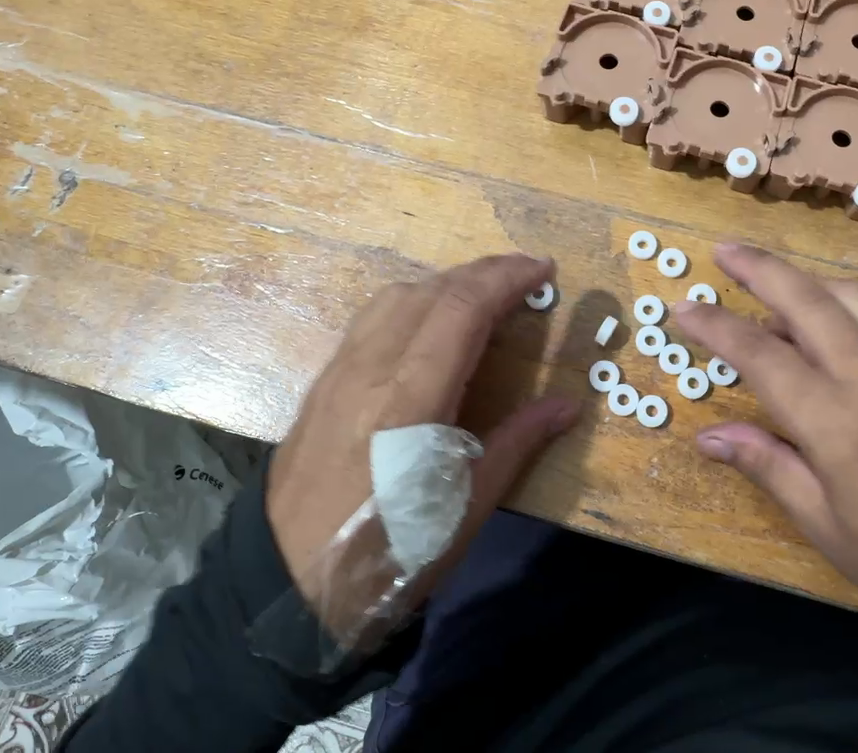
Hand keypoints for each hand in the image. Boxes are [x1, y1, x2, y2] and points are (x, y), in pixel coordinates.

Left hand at [266, 254, 579, 642]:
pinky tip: (432, 324)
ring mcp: (339, 371)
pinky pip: (372, 318)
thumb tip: (568, 404)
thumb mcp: (466, 508)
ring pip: (396, 296)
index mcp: (410, 399)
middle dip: (484, 272)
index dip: (506, 278)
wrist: (288, 586)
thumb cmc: (390, 552)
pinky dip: (414, 301)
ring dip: (447, 282)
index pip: (461, 308)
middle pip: (430, 290)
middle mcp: (370, 369)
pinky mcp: (322, 383)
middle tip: (527, 277)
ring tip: (485, 294)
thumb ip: (517, 443)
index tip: (545, 270)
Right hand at [675, 244, 857, 624]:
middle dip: (759, 269)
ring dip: (808, 281)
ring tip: (777, 291)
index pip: (760, 354)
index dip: (715, 326)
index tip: (682, 308)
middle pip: (807, 300)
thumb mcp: (824, 523)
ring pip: (853, 295)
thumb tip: (707, 438)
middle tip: (724, 251)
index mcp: (836, 422)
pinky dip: (852, 301)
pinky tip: (838, 314)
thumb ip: (766, 465)